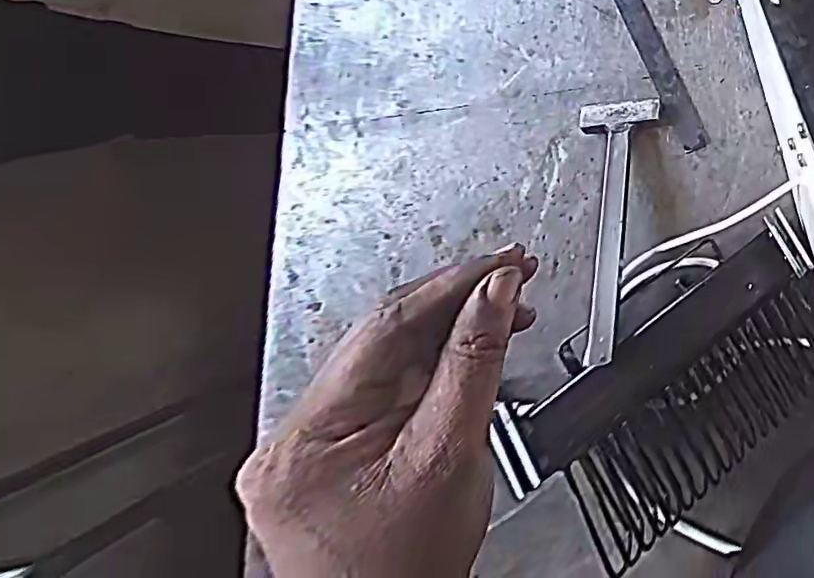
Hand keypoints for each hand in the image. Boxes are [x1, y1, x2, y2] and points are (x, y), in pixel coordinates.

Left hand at [236, 247, 539, 577]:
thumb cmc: (410, 566)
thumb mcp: (450, 452)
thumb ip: (475, 361)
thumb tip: (497, 291)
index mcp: (306, 438)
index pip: (386, 327)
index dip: (453, 286)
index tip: (503, 265)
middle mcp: (299, 433)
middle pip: (390, 334)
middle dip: (459, 297)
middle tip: (514, 272)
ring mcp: (320, 437)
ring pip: (398, 351)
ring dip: (458, 323)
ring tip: (510, 304)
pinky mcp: (345, 441)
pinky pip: (400, 377)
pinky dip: (446, 354)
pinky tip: (479, 340)